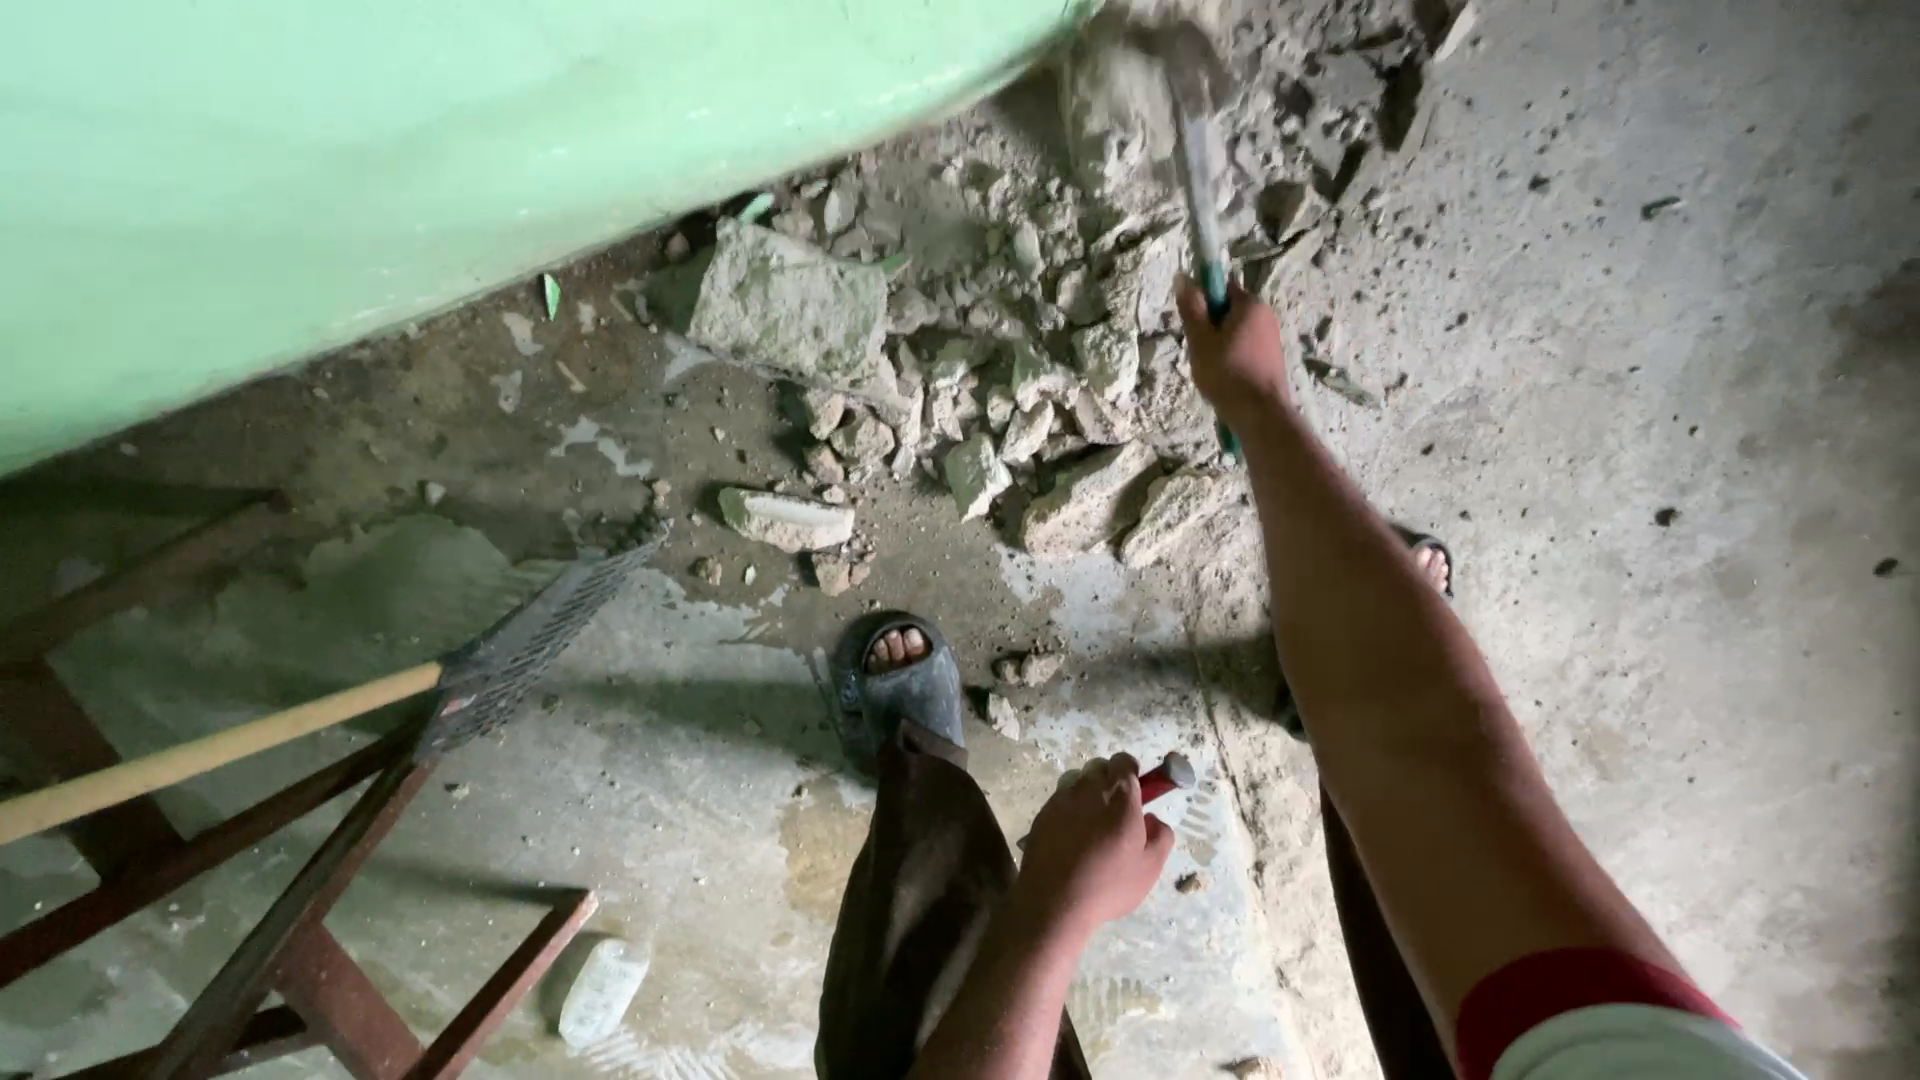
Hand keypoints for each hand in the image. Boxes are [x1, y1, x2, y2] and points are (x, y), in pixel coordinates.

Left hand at [1012, 754, 1175, 939]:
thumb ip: (1161, 836)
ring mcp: (1062, 798)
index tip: (1135, 791)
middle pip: (1100, 767)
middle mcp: (1089, 789)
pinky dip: (1070, 807)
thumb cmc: (1109, 884)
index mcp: (1119, 796)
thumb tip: (1152, 818)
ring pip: (1078, 779)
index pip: (1124, 761)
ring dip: (1088, 791)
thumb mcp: (1150, 867)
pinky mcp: (1043, 811)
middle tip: (1115, 809)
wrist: (1055, 900)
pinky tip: (1072, 834)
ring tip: (1092, 821)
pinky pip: (1061, 797)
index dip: (1130, 771)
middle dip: (1109, 779)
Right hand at [1175, 276, 1293, 430]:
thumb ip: (1192, 309)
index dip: (1203, 302)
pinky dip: (1232, 359)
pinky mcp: (1272, 359)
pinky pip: (1245, 349)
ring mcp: (1271, 338)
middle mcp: (1266, 315)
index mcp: (1250, 305)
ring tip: (1210, 369)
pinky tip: (1224, 378)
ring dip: (1219, 345)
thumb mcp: (1201, 341)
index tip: (1192, 324)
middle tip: (1198, 351)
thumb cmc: (1227, 374)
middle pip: (1229, 311)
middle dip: (1210, 327)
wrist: (1259, 413)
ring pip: (1236, 332)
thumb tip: (1183, 276)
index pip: (1222, 287)